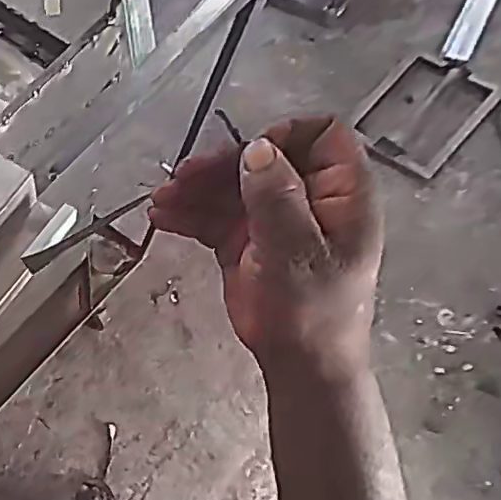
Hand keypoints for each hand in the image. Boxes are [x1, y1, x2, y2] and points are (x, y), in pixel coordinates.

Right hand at [148, 116, 381, 371]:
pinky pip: (214, 217)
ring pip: (231, 188)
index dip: (285, 136)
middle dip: (221, 167)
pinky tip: (163, 217)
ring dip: (195, 190)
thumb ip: (276, 198)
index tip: (248, 155)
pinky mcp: (244, 243)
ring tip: (162, 199)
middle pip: (261, 161)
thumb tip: (257, 149)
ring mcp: (272, 221)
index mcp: (338, 194)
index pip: (321, 137)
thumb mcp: (296, 251)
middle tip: (183, 177)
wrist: (299, 363)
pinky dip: (189, 214)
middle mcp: (305, 200)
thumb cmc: (313, 312)